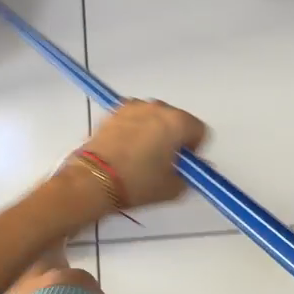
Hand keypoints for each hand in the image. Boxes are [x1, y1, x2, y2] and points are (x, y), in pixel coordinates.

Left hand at [77, 100, 207, 208]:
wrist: (93, 179)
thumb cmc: (138, 182)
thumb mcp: (173, 188)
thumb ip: (190, 176)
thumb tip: (191, 170)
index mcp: (177, 122)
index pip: (199, 131)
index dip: (194, 149)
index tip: (183, 164)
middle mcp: (158, 108)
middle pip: (177, 120)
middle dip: (174, 137)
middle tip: (163, 161)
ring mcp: (134, 106)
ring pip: (155, 117)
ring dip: (155, 130)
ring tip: (142, 155)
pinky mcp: (114, 111)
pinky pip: (135, 118)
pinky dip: (136, 128)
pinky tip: (127, 148)